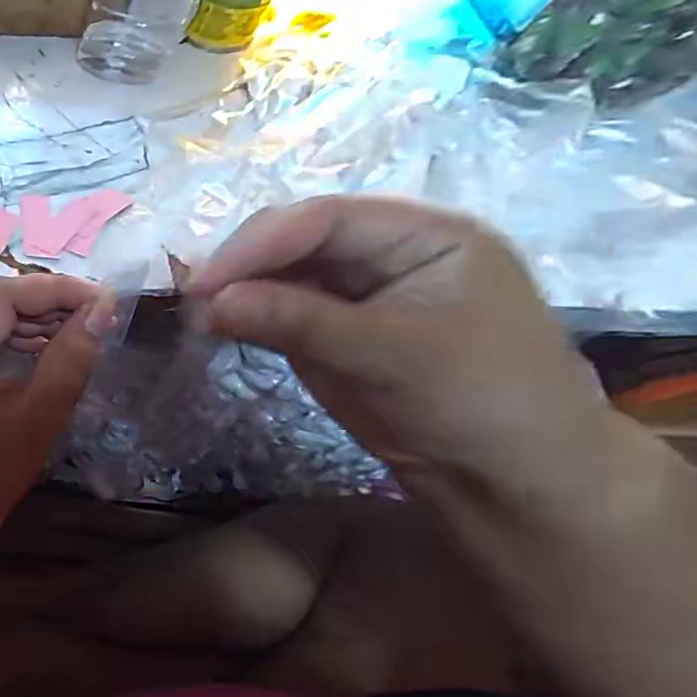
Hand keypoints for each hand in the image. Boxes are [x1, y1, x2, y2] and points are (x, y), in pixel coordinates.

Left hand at [0, 275, 115, 525]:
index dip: (54, 289)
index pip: (1, 296)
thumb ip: (71, 357)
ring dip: (30, 313)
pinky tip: (46, 344)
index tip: (102, 300)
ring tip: (76, 327)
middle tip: (91, 310)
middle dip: (43, 297)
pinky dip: (13, 331)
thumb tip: (103, 308)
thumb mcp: (41, 414)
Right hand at [186, 195, 609, 496]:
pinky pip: (274, 308)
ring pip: (276, 273)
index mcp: (423, 235)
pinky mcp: (327, 329)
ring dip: (234, 290)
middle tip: (191, 300)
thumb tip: (210, 301)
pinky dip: (241, 314)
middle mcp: (383, 253)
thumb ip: (298, 321)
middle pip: (293, 239)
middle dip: (240, 265)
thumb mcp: (390, 354)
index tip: (202, 283)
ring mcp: (352, 292)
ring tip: (196, 318)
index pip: (323, 220)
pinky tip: (214, 326)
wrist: (505, 476)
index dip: (257, 245)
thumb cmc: (477, 401)